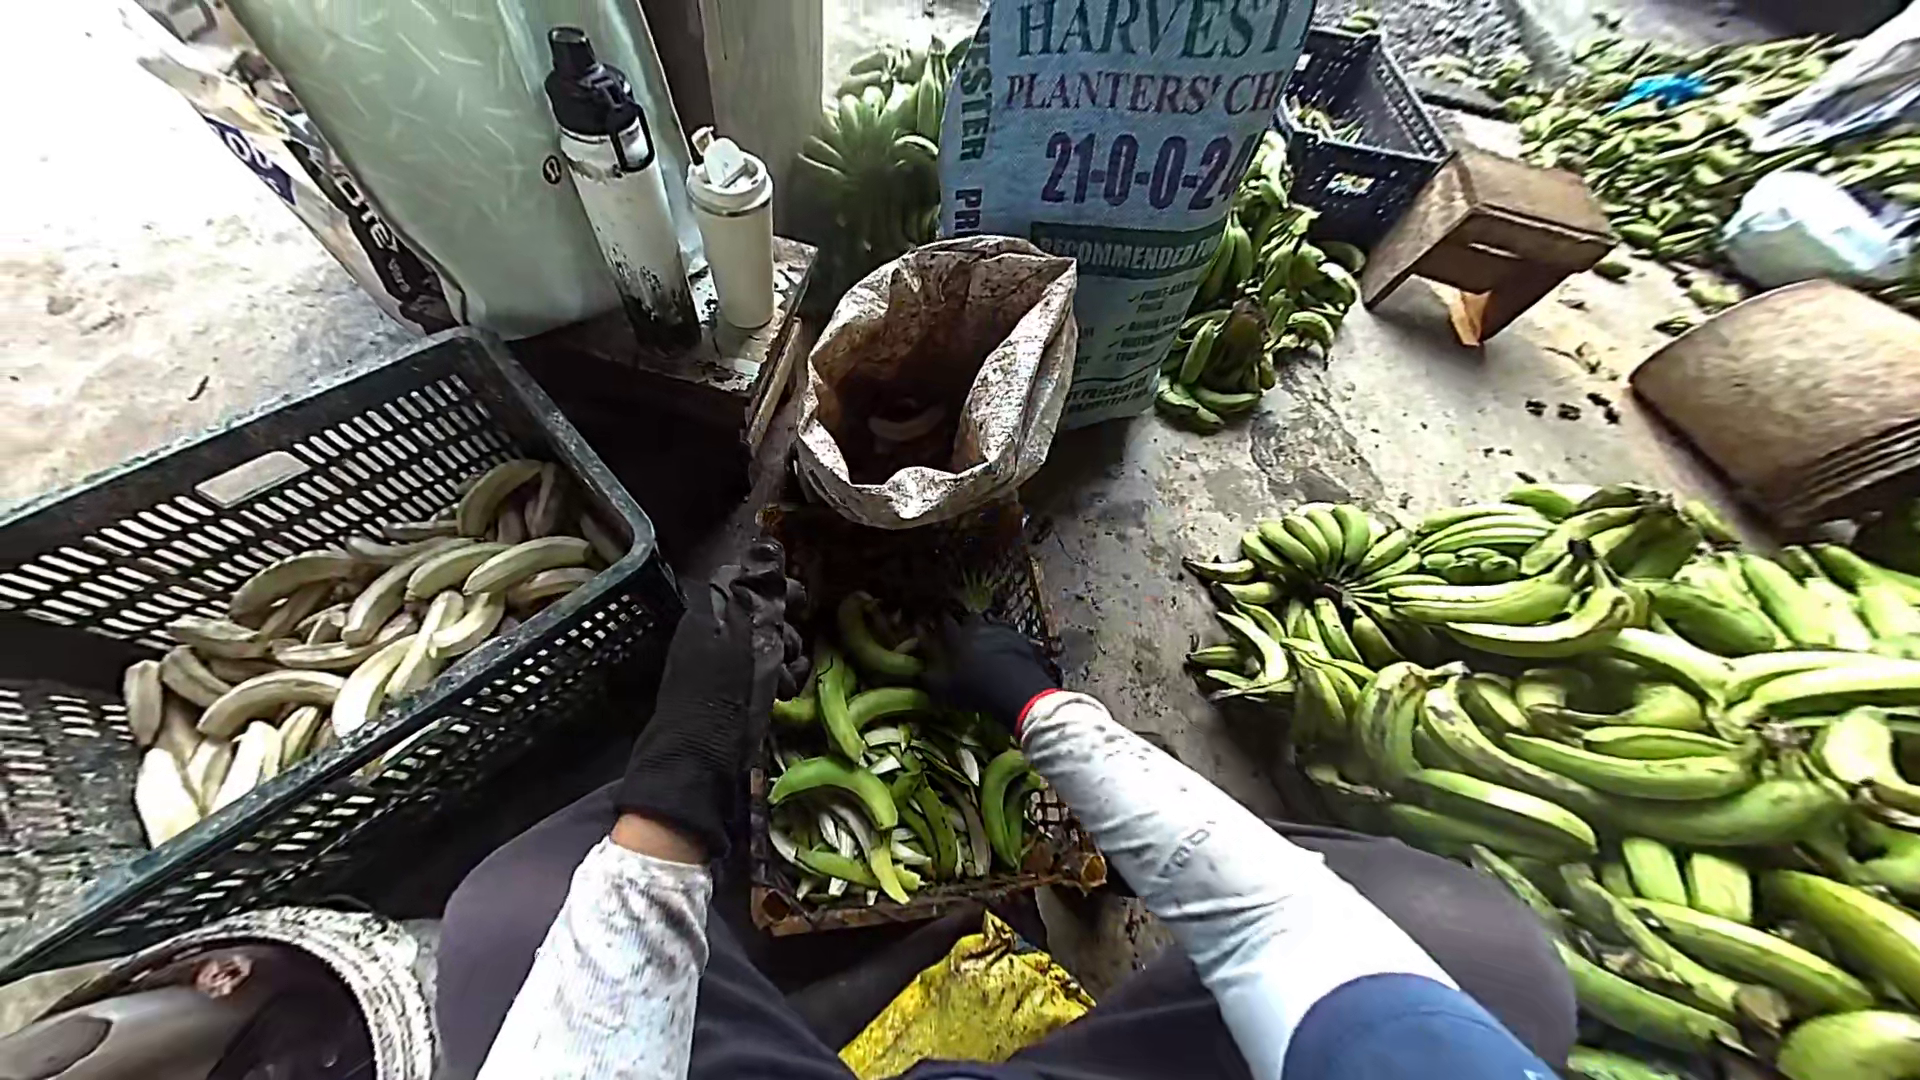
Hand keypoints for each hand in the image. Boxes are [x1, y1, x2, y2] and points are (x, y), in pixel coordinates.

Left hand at [614, 539, 797, 858]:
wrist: (703, 750)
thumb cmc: (725, 685)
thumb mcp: (746, 629)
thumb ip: (758, 587)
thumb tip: (767, 543)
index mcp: (712, 608)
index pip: (750, 577)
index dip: (778, 587)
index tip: (798, 602)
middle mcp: (716, 627)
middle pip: (766, 610)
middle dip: (786, 626)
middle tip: (789, 645)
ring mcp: (725, 657)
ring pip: (772, 639)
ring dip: (787, 654)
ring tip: (784, 676)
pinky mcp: (736, 684)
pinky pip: (768, 666)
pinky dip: (781, 676)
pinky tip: (784, 690)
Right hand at [925, 614, 1057, 731]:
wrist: (1015, 687)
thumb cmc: (974, 689)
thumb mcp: (945, 690)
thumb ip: (929, 680)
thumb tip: (918, 674)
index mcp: (955, 637)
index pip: (944, 622)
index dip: (940, 622)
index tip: (937, 625)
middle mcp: (976, 628)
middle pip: (969, 618)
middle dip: (965, 623)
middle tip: (964, 634)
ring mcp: (1000, 630)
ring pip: (990, 623)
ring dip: (987, 630)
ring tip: (986, 642)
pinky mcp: (1020, 638)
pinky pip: (1009, 633)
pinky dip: (1006, 639)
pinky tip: (1007, 650)